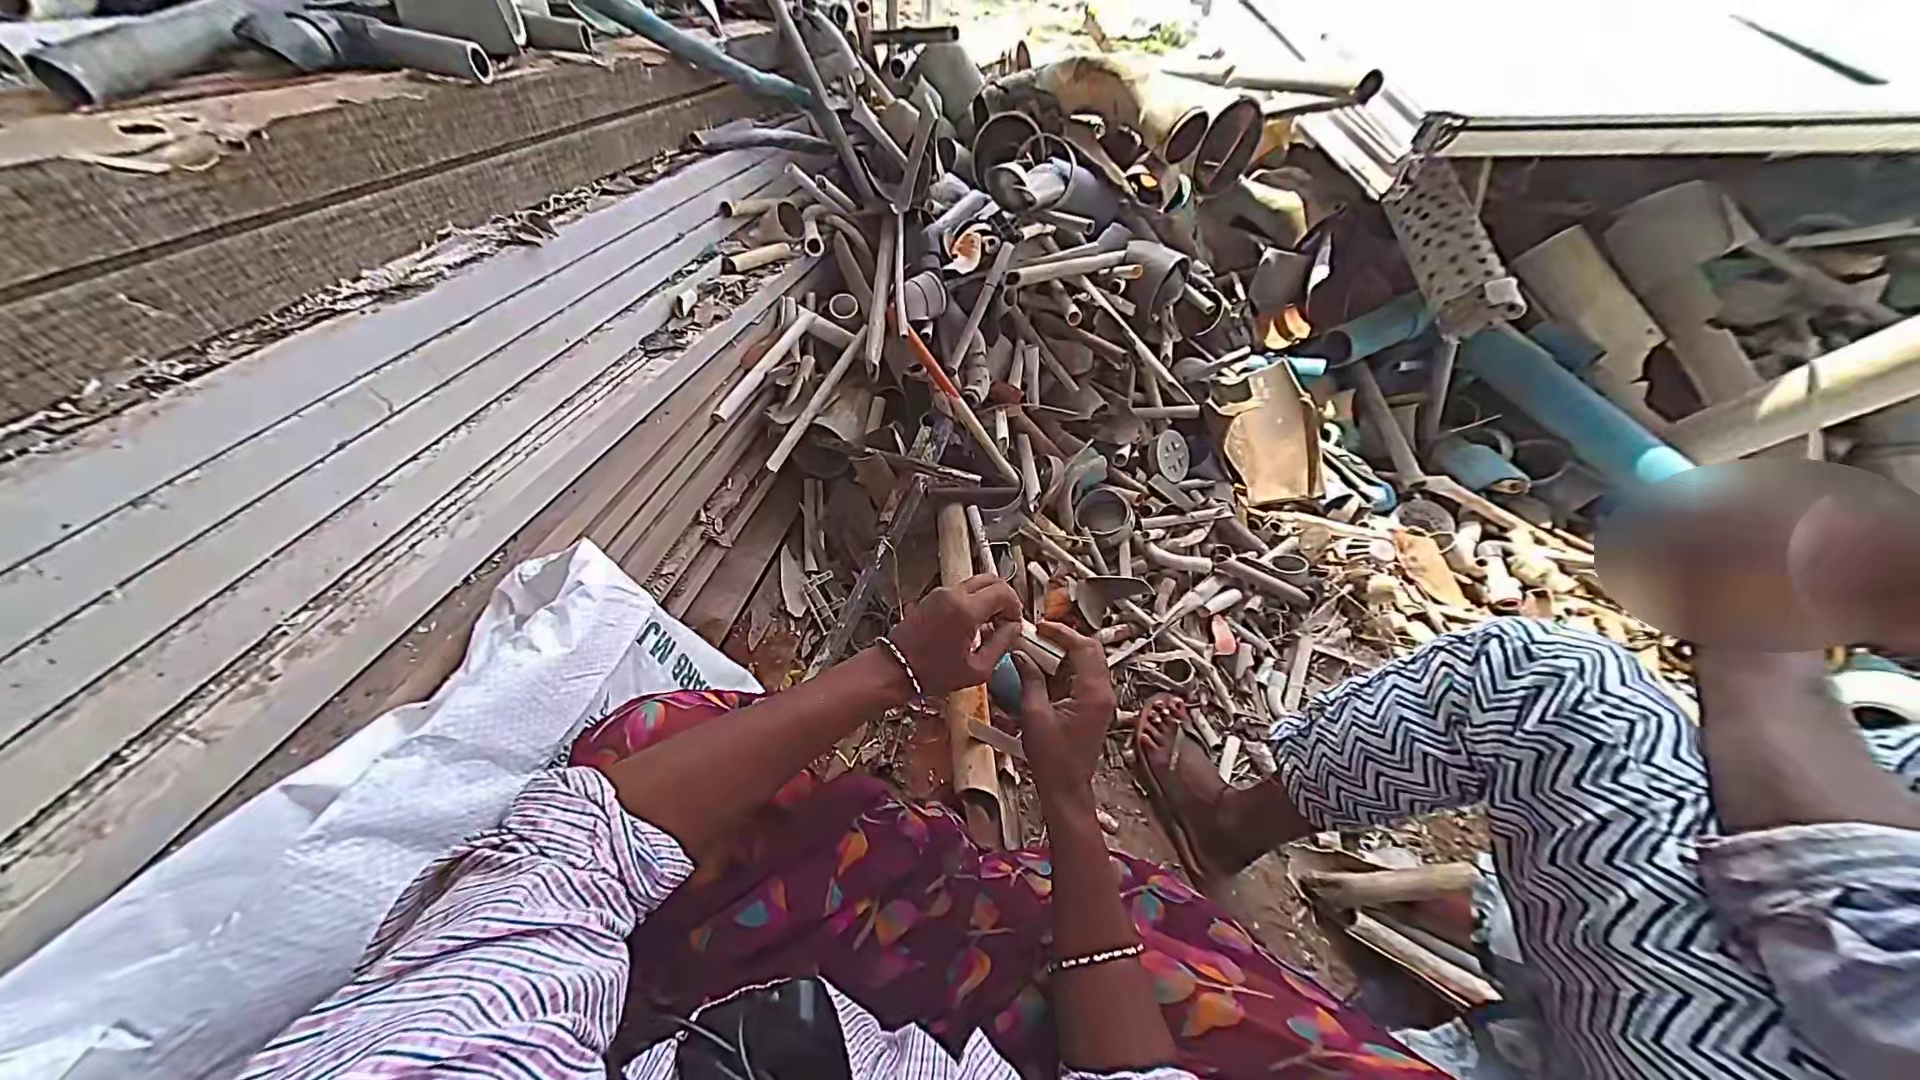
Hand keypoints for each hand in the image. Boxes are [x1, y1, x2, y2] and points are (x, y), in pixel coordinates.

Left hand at [887, 573, 1022, 694]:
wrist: (896, 667)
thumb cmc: (933, 673)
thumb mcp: (978, 669)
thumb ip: (1002, 644)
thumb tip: (1014, 628)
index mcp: (966, 610)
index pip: (1003, 593)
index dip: (1015, 606)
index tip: (1014, 622)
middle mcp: (954, 594)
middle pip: (992, 580)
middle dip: (1005, 597)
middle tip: (1006, 619)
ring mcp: (941, 592)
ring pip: (976, 582)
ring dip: (989, 598)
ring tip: (989, 624)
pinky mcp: (932, 596)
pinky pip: (961, 590)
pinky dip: (973, 600)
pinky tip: (972, 623)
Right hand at [1011, 621, 1115, 816]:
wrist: (1066, 788)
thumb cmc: (1054, 761)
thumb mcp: (1035, 715)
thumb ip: (1030, 680)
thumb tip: (1021, 656)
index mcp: (1093, 694)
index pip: (1084, 648)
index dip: (1062, 633)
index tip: (1043, 627)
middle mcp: (1103, 694)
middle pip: (1090, 650)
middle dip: (1064, 639)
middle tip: (1040, 635)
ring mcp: (1101, 700)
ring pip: (1088, 662)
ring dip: (1064, 653)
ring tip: (1039, 650)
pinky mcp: (1094, 706)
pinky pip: (1083, 677)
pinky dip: (1065, 668)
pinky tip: (1046, 670)